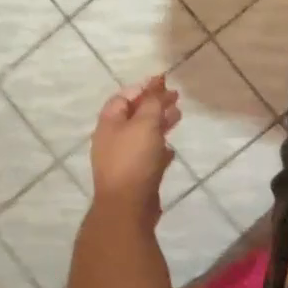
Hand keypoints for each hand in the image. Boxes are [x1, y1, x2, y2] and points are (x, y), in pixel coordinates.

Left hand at [88, 76, 181, 223]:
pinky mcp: (133, 176)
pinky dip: (159, 148)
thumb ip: (153, 101)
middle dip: (154, 104)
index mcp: (109, 123)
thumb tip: (157, 80)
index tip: (164, 82)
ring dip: (159, 124)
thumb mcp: (145, 122)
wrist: (127, 207)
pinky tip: (170, 150)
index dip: (143, 87)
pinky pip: (147, 156)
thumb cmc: (134, 158)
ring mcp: (122, 159)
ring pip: (142, 135)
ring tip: (178, 118)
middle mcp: (111, 139)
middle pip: (134, 115)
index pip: (124, 97)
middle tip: (176, 98)